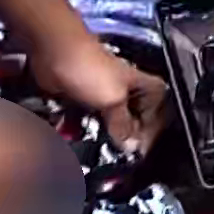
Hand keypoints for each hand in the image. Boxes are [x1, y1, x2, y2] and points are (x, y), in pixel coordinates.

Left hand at [33, 42, 168, 155]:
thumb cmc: (92, 72)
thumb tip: (132, 148)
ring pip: (111, 127)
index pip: (157, 120)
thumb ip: (123, 125)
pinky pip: (90, 124)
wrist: (56, 53)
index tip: (137, 156)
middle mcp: (133, 96)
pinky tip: (76, 141)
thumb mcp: (112, 101)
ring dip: (100, 139)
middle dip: (123, 141)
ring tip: (92, 153)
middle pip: (135, 126)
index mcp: (148, 90)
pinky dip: (83, 132)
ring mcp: (109, 100)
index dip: (148, 138)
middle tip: (114, 159)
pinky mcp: (87, 103)